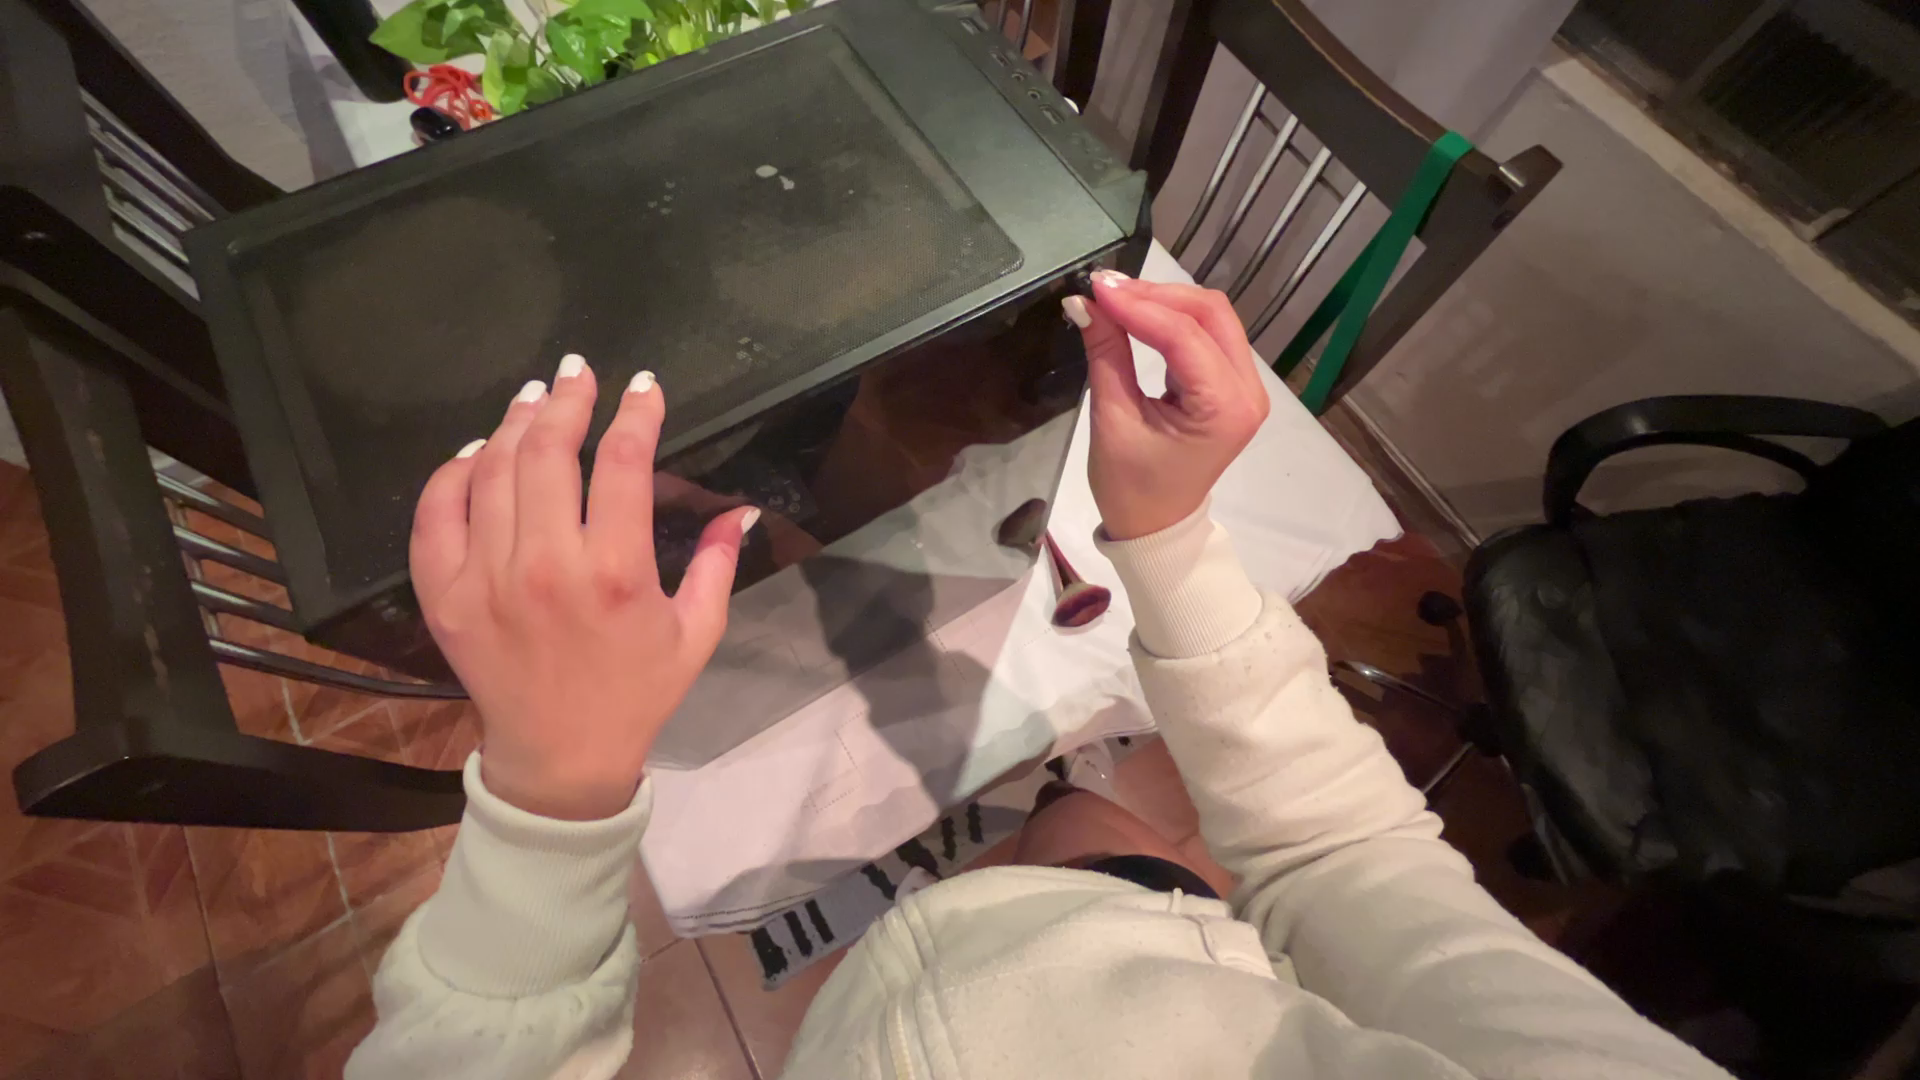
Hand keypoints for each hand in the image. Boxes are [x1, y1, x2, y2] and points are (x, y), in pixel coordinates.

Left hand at [410, 357, 756, 819]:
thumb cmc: (641, 691)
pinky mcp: (442, 596)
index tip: (644, 385)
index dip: (636, 414)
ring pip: (491, 473)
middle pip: (547, 453)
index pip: (623, 464)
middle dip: (568, 401)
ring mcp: (483, 578)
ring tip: (535, 396)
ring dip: (514, 424)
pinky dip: (450, 474)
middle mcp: (544, 564)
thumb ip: (721, 564)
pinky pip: (434, 515)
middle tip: (581, 372)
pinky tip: (475, 451)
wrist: (561, 755)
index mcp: (615, 572)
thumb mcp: (699, 631)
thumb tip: (742, 510)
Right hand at [1065, 271, 1269, 540]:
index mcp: (1224, 408)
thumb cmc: (1130, 487)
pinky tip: (1138, 314)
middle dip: (1155, 295)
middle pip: (1209, 313)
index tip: (1096, 288)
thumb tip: (1085, 304)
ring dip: (1164, 302)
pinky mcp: (1231, 384)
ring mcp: (1245, 386)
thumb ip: (1105, 355)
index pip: (1183, 336)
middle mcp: (1247, 390)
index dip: (1138, 306)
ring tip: (1116, 299)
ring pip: (1211, 317)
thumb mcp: (1112, 420)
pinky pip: (1207, 335)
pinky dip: (1172, 319)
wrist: (1154, 526)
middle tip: (1105, 290)